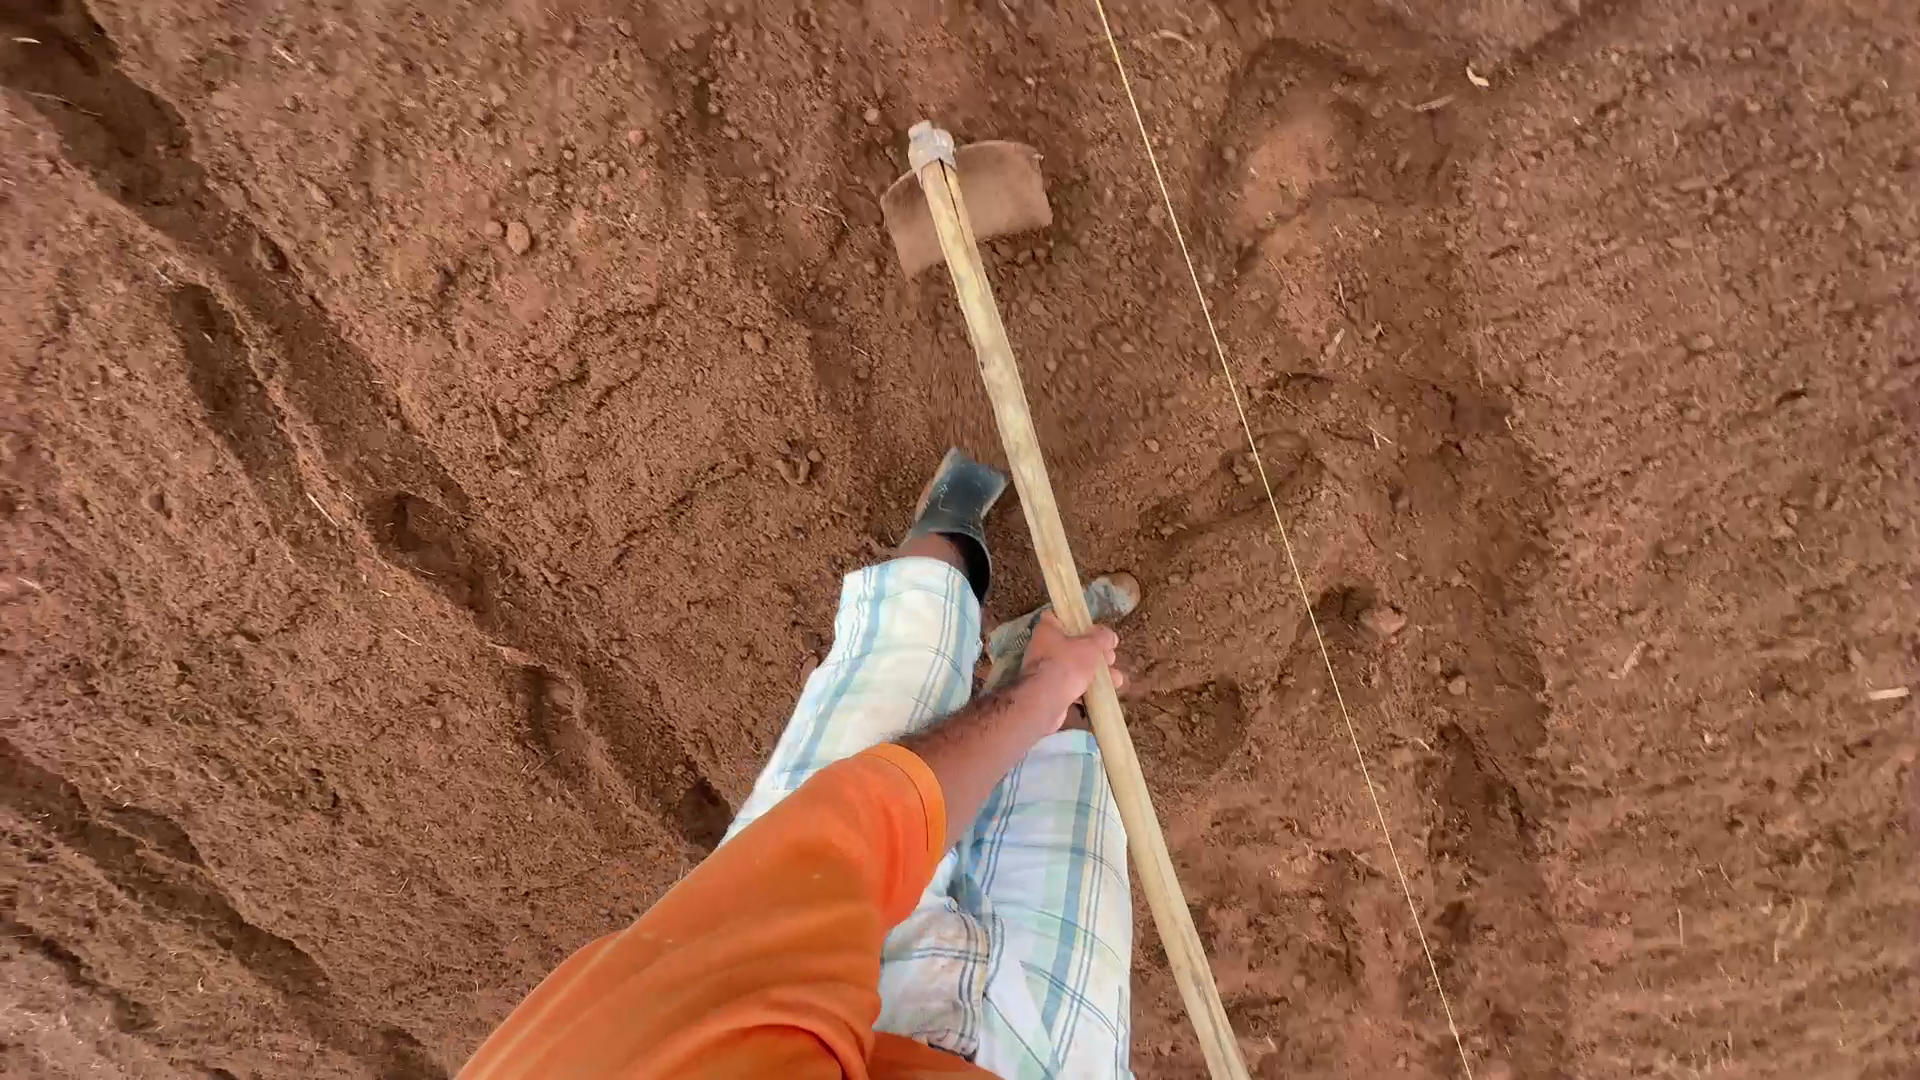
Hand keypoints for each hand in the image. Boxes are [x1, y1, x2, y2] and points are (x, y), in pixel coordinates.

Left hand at [1014, 611, 1124, 733]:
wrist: (1045, 702)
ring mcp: (1048, 669)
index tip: (1095, 629)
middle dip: (1097, 652)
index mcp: (1048, 629)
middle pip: (1075, 643)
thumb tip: (1109, 636)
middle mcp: (1044, 647)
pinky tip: (1107, 691)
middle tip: (1110, 658)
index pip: (1060, 616)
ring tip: (1116, 679)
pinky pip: (1074, 684)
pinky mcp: (1053, 689)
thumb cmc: (1066, 665)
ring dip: (1098, 672)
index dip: (1078, 620)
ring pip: (1077, 666)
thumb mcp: (1089, 646)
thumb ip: (1102, 638)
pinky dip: (1089, 686)